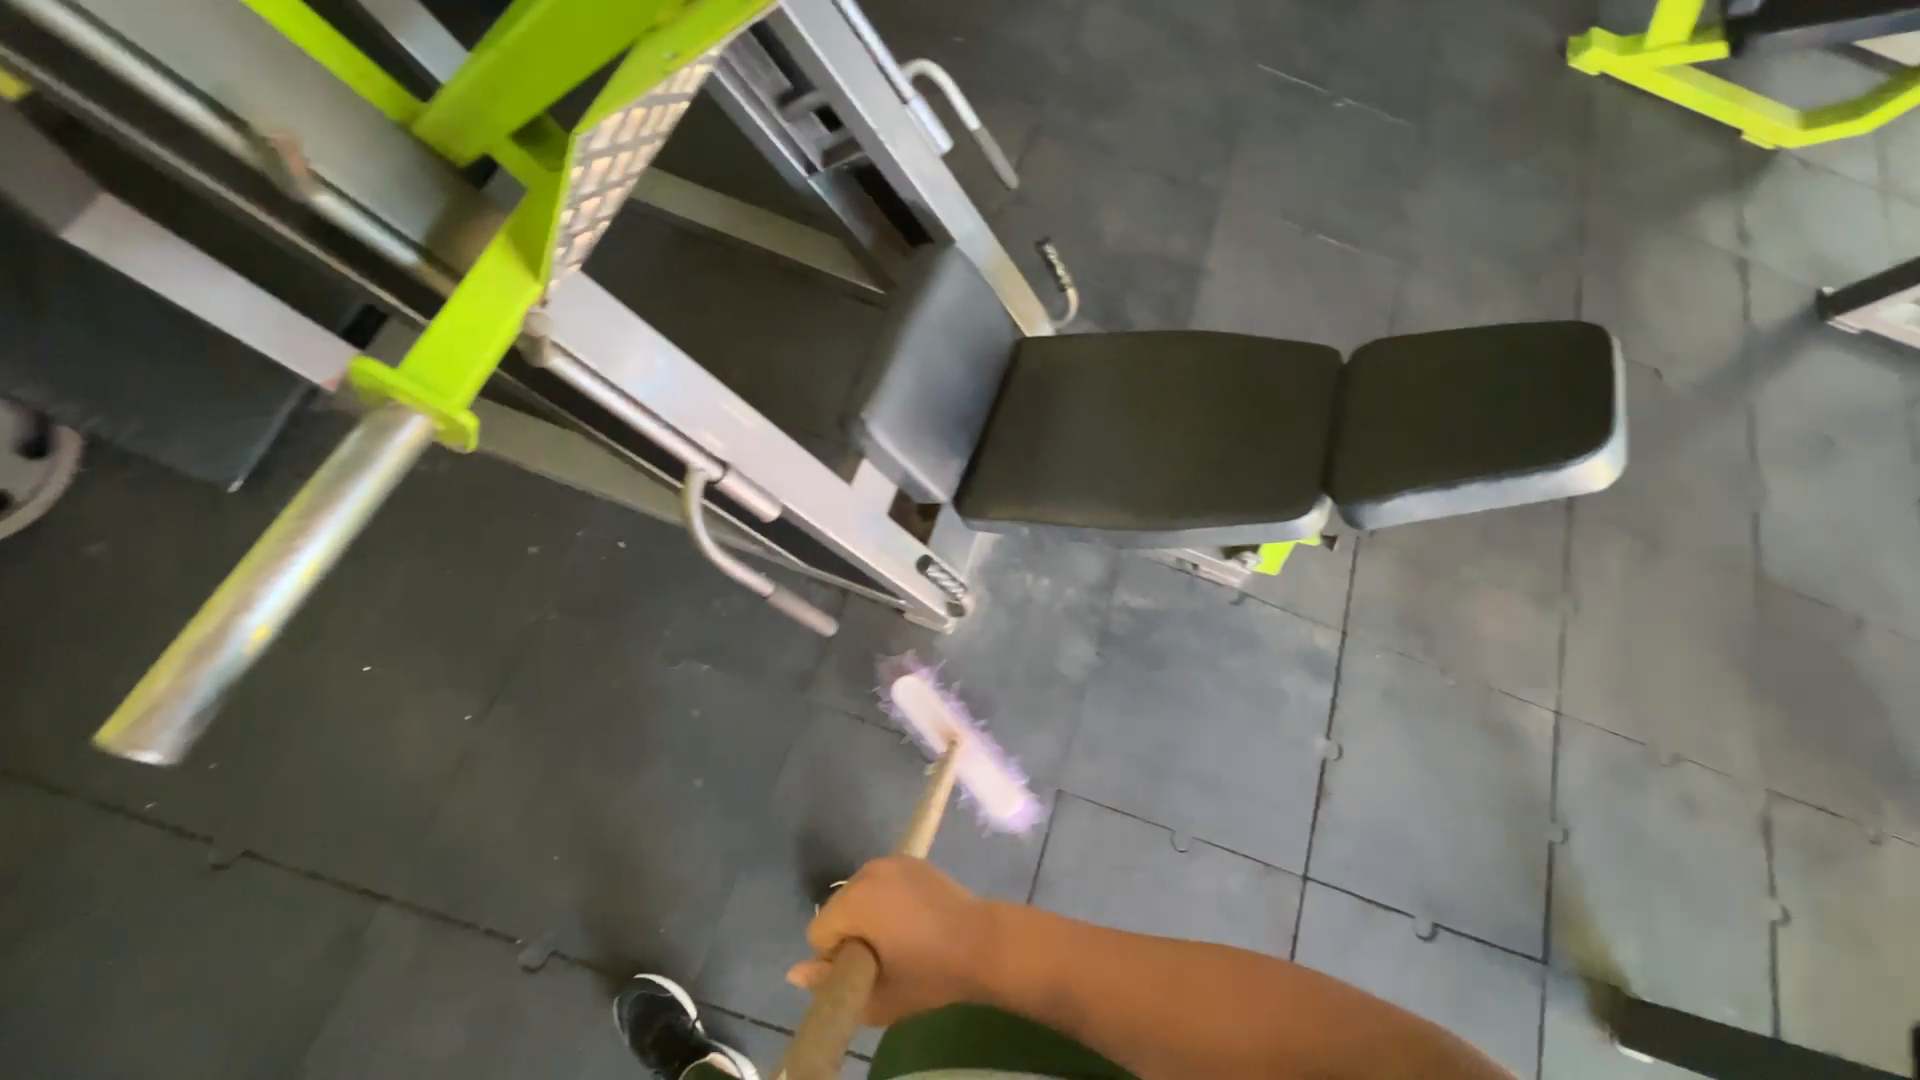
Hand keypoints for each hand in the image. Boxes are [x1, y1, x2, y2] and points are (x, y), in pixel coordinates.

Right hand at [787, 855, 997, 1025]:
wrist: (982, 943)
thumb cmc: (929, 973)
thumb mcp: (877, 996)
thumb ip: (829, 985)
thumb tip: (795, 973)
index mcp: (854, 901)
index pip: (819, 932)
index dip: (836, 958)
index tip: (866, 970)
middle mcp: (867, 872)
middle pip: (837, 909)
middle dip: (849, 932)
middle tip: (883, 956)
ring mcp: (891, 861)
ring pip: (858, 893)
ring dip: (867, 914)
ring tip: (898, 937)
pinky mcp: (911, 860)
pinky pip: (881, 882)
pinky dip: (886, 899)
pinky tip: (912, 918)